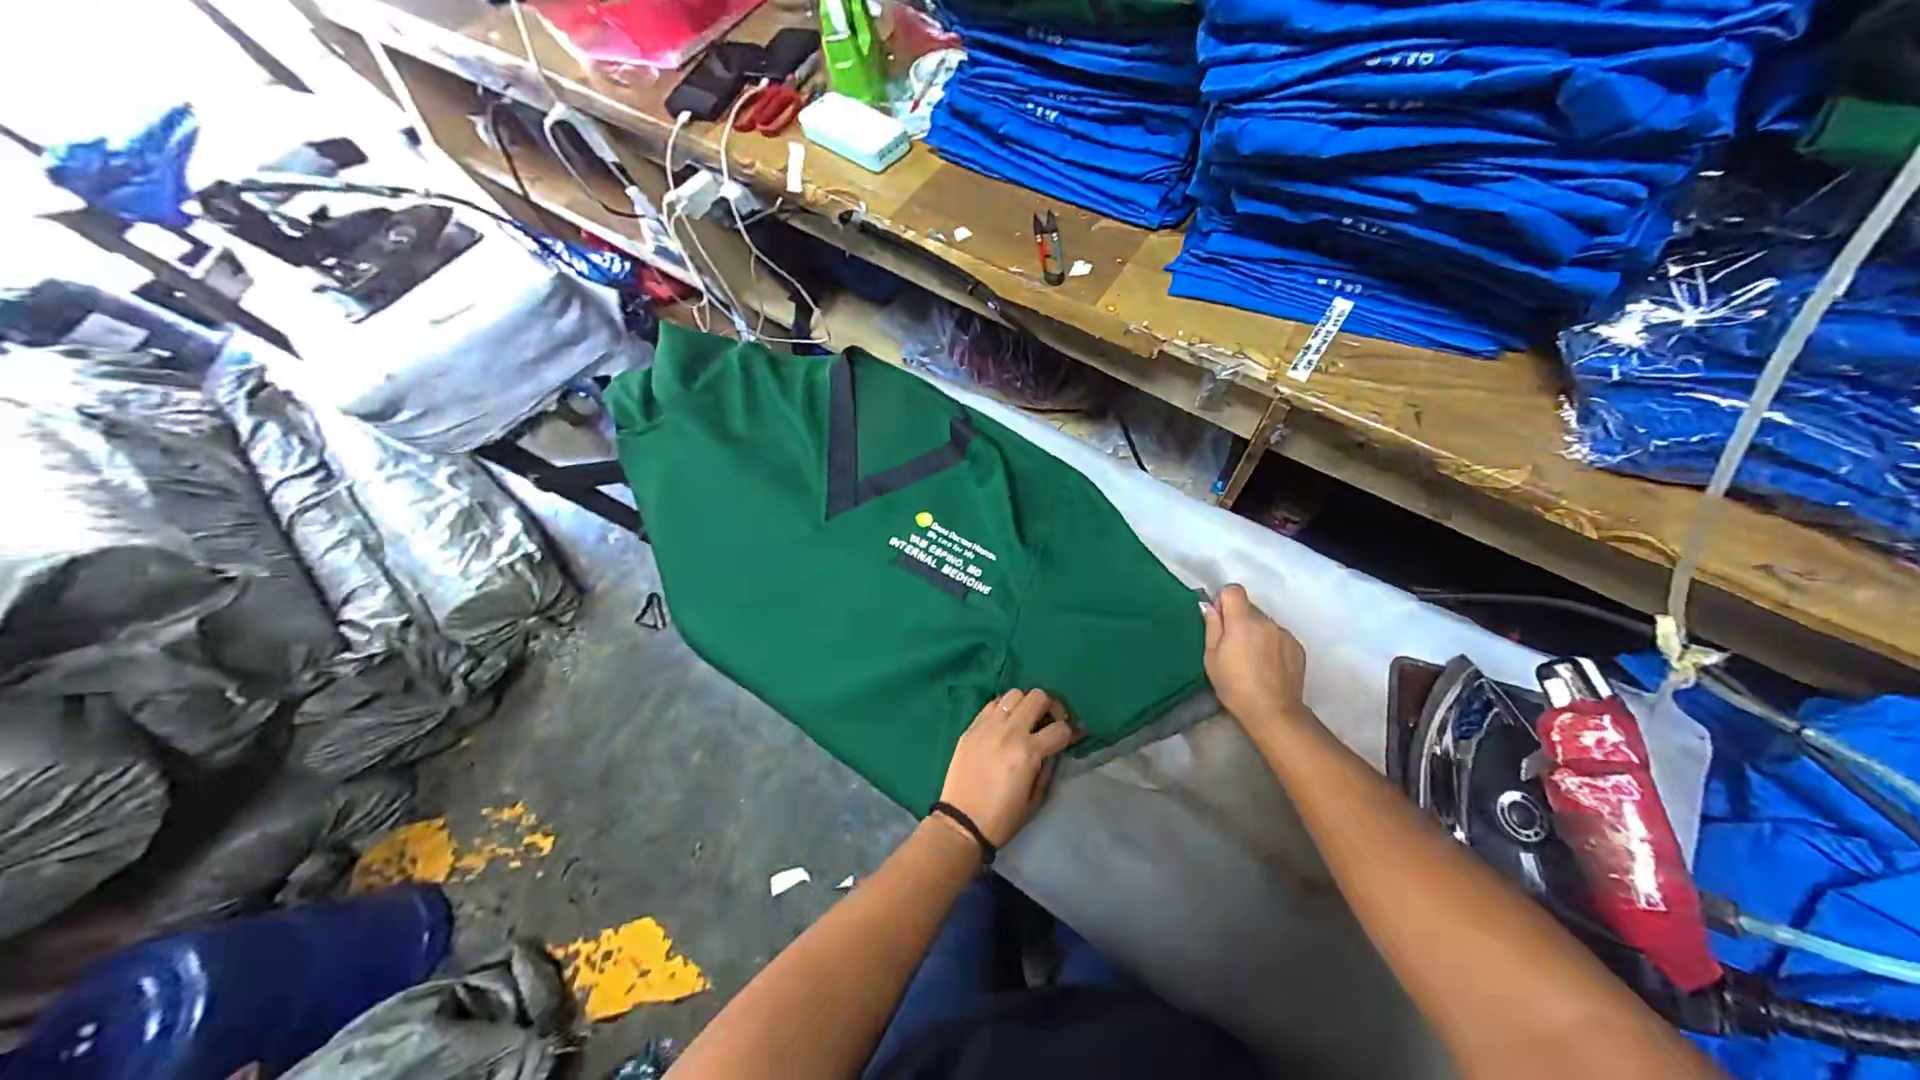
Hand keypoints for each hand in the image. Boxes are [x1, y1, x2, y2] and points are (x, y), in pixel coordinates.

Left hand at [938, 689, 1077, 846]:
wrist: (961, 822)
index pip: (1060, 728)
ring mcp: (987, 726)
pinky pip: (992, 704)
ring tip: (1026, 720)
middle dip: (1052, 707)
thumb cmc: (1002, 818)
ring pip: (1014, 694)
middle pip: (1038, 697)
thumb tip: (1055, 749)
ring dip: (1025, 704)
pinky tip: (1005, 724)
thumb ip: (1048, 768)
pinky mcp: (971, 728)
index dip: (1073, 731)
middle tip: (1051, 721)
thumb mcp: (1036, 799)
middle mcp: (1008, 732)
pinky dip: (1004, 708)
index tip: (1075, 735)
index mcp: (1028, 752)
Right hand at [1201, 584, 1310, 732]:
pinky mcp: (1297, 647)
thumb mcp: (1212, 657)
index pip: (1234, 590)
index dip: (1224, 601)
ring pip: (1264, 623)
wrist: (1273, 712)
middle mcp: (1266, 621)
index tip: (1219, 620)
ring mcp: (1285, 634)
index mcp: (1243, 621)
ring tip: (1252, 659)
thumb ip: (1212, 626)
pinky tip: (1267, 666)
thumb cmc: (1234, 686)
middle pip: (1249, 608)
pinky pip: (1278, 636)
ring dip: (1255, 632)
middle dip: (1238, 620)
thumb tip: (1209, 606)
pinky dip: (1270, 644)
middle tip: (1232, 646)